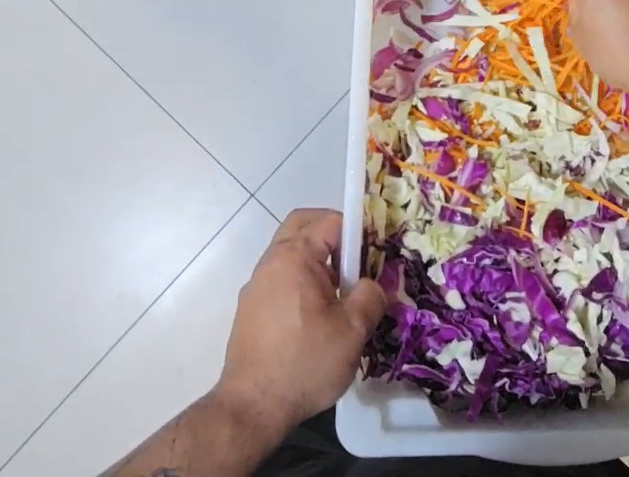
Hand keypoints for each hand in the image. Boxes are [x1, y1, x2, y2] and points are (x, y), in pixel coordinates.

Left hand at [215, 208, 385, 436]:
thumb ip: (371, 296)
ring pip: (291, 254)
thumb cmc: (304, 362)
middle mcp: (271, 263)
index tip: (376, 254)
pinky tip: (319, 316)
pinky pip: (282, 279)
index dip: (358, 230)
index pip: (330, 220)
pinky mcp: (252, 310)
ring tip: (343, 293)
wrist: (252, 408)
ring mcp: (257, 286)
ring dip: (318, 261)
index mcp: (294, 257)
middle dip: (333, 234)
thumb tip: (374, 286)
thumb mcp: (352, 330)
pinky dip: (303, 282)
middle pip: (303, 226)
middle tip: (358, 260)